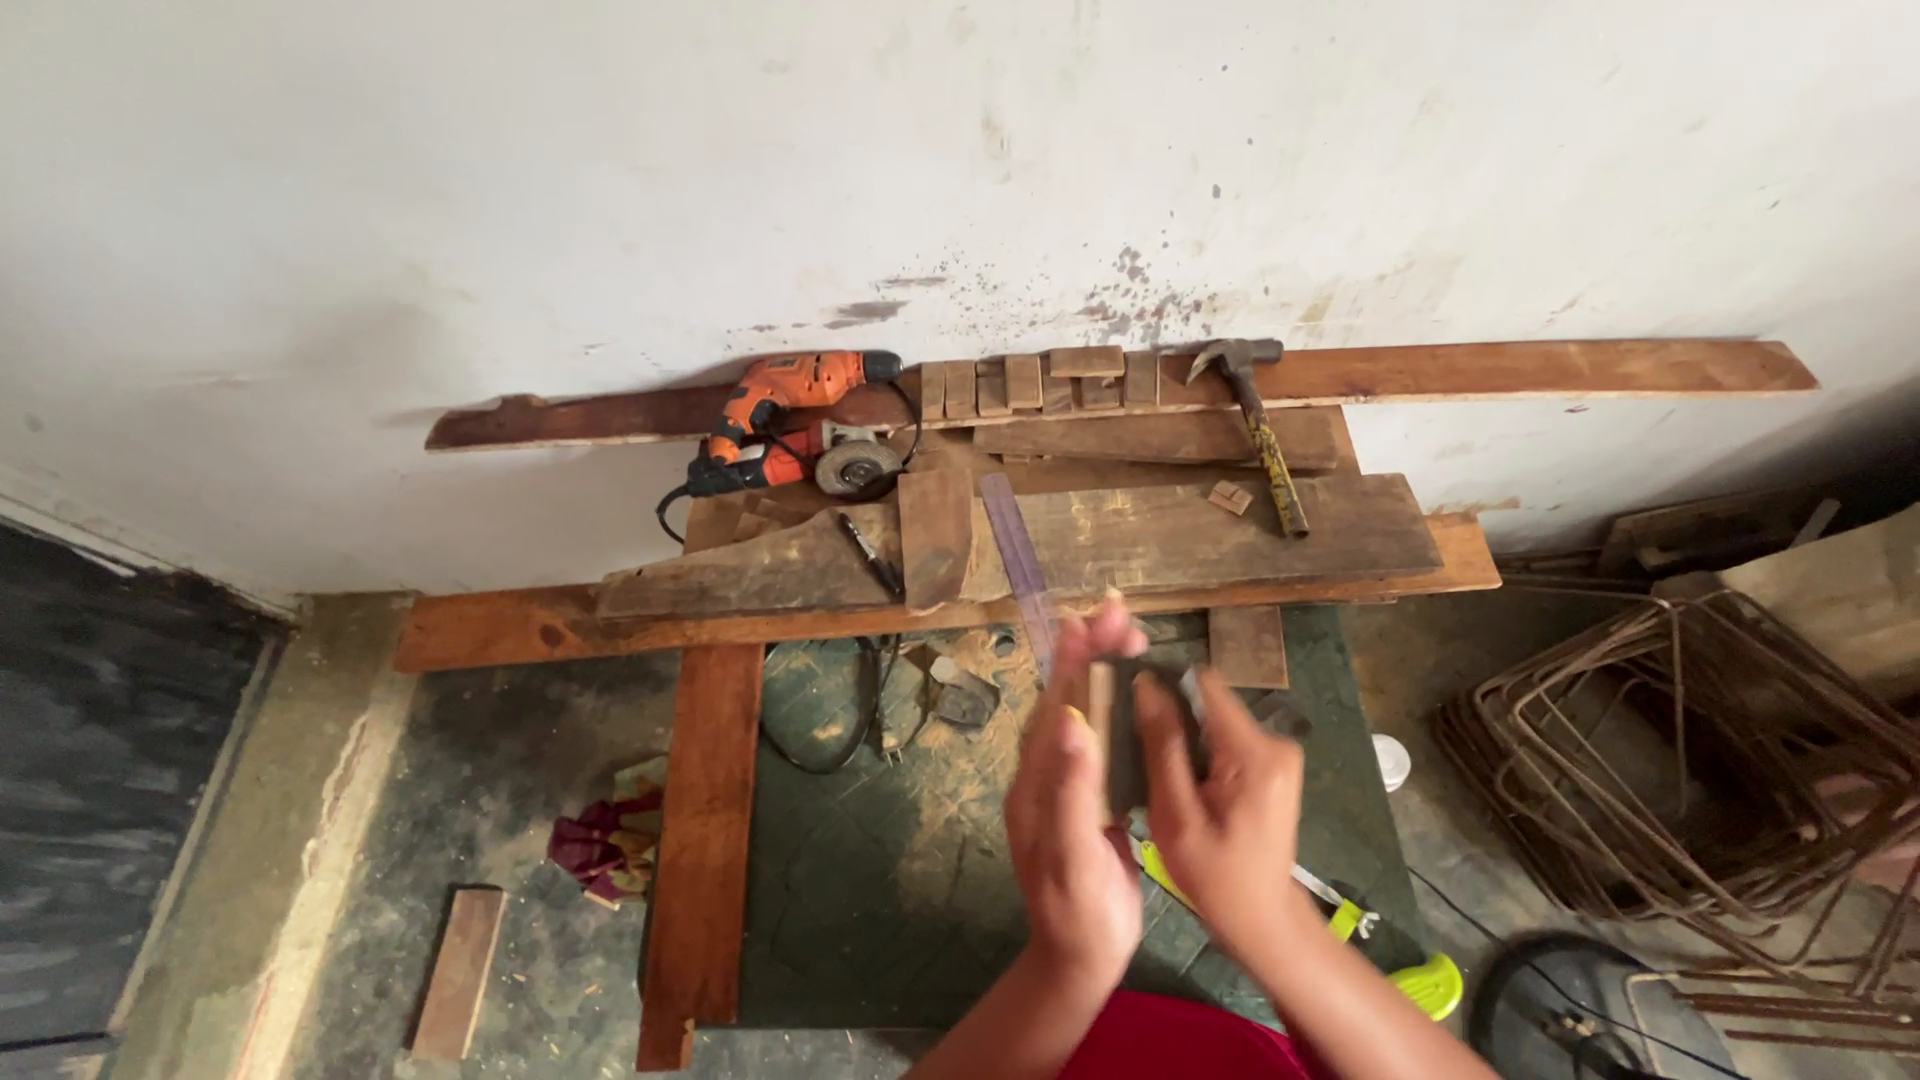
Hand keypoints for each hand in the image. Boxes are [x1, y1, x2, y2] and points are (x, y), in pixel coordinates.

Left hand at [1002, 595, 1148, 990]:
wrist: (1079, 958)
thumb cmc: (1078, 913)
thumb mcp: (1074, 855)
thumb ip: (1072, 790)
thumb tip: (1073, 721)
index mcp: (1035, 781)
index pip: (1054, 707)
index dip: (1071, 661)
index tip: (1088, 619)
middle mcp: (1046, 772)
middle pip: (1068, 699)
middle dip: (1090, 653)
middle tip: (1118, 612)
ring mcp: (1069, 782)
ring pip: (1086, 714)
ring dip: (1106, 673)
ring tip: (1131, 637)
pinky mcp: (1091, 796)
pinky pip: (1103, 740)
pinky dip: (1120, 708)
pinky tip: (1139, 694)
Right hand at [1133, 667, 1314, 965]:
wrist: (1261, 919)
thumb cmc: (1215, 877)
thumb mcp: (1176, 814)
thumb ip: (1161, 746)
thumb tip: (1144, 685)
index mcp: (1255, 753)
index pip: (1204, 684)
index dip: (1163, 683)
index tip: (1127, 696)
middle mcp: (1274, 742)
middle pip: (1208, 700)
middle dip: (1169, 714)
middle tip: (1131, 737)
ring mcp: (1276, 752)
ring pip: (1212, 718)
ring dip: (1180, 733)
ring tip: (1149, 760)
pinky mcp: (1270, 763)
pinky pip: (1223, 736)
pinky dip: (1196, 748)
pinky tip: (1176, 775)